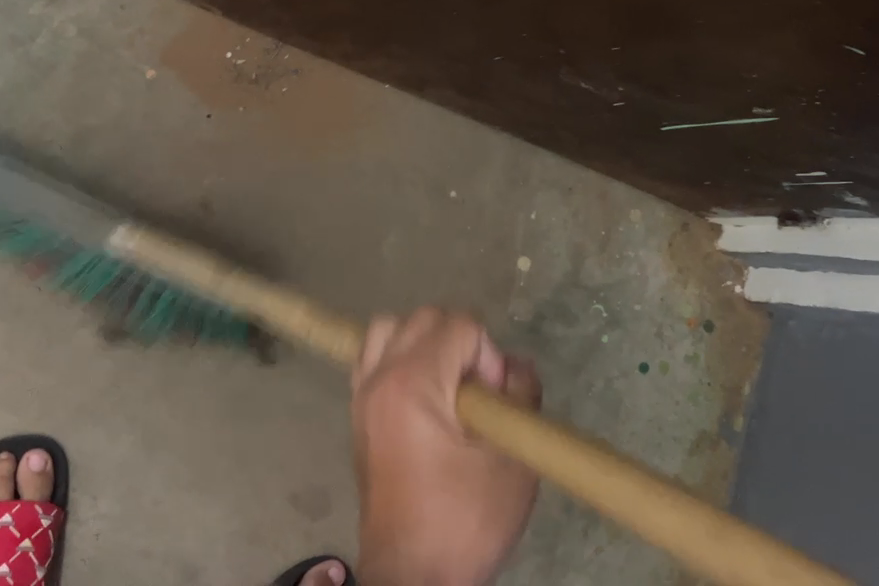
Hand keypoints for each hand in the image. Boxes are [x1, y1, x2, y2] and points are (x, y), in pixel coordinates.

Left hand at [351, 307, 542, 585]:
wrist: (412, 576)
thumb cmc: (463, 520)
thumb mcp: (512, 461)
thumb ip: (521, 397)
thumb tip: (516, 365)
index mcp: (413, 383)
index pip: (460, 326)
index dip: (489, 355)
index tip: (496, 400)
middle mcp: (379, 378)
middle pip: (423, 318)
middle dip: (460, 342)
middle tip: (480, 393)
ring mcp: (361, 395)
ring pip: (389, 330)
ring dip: (425, 344)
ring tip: (450, 386)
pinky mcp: (357, 416)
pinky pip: (373, 359)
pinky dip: (399, 360)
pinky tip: (425, 397)